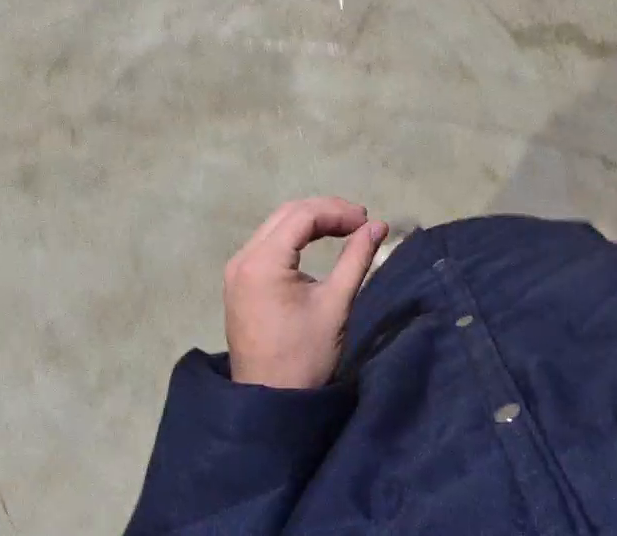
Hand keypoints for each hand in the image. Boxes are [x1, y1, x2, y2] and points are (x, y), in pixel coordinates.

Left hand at [223, 197, 389, 389]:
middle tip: (360, 222)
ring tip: (346, 229)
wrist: (269, 404)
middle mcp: (243, 259)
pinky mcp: (240, 282)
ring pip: (277, 225)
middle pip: (287, 214)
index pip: (303, 216)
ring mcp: (237, 271)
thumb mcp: (336, 303)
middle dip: (326, 212)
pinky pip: (269, 243)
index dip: (338, 212)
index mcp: (262, 262)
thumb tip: (378, 226)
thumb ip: (357, 258)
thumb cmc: (305, 355)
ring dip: (312, 221)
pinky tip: (319, 242)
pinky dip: (297, 236)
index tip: (368, 222)